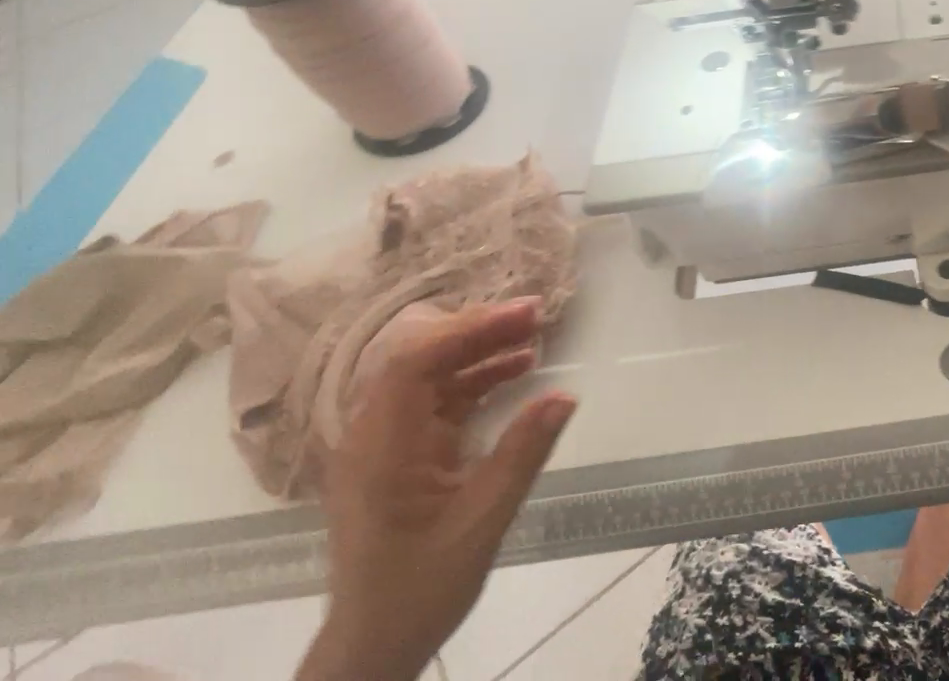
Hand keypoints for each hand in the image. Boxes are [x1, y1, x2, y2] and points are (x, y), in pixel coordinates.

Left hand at [298, 300, 575, 680]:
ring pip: (429, 380)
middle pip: (419, 362)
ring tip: (533, 337)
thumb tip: (565, 396)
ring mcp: (385, 446)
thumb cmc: (421, 586)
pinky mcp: (401, 458)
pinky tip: (514, 375)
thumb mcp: (482, 521)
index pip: (414, 365)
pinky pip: (436, 404)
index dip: (469, 330)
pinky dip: (474, 383)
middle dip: (477, 332)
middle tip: (535, 315)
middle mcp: (373, 437)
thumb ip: (522, 454)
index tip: (524, 314)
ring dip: (478, 354)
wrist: (374, 642)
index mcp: (381, 449)